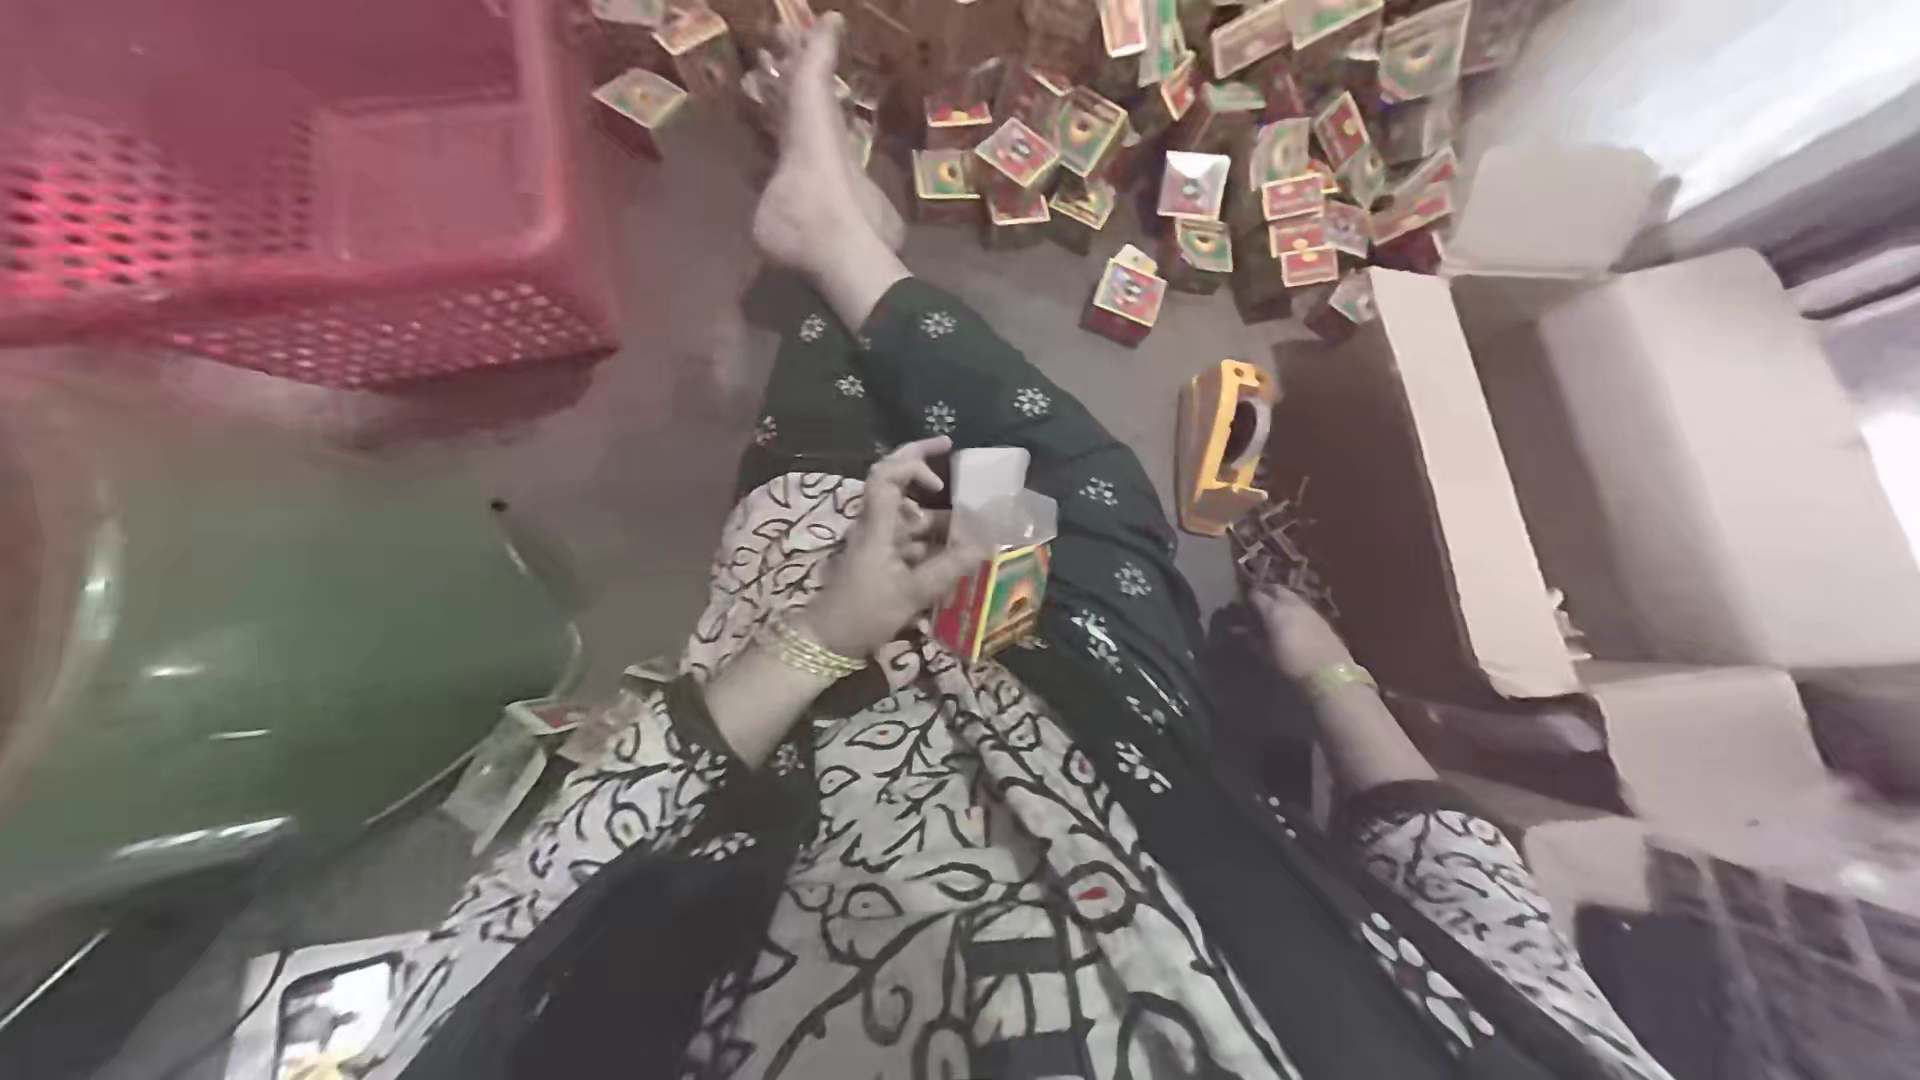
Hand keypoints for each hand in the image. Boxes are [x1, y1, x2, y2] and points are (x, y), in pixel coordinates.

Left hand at [797, 437, 985, 656]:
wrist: (828, 640)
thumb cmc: (863, 611)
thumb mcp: (911, 592)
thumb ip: (948, 568)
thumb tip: (985, 546)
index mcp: (877, 524)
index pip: (888, 474)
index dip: (915, 456)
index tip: (946, 450)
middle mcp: (877, 526)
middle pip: (901, 491)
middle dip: (931, 481)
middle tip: (963, 477)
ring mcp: (879, 544)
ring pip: (913, 522)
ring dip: (941, 524)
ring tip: (975, 533)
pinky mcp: (883, 561)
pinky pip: (912, 544)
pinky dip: (934, 546)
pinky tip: (958, 558)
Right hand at [1248, 584, 1353, 681]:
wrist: (1329, 673)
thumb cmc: (1291, 664)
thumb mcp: (1265, 652)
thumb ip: (1252, 637)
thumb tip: (1239, 629)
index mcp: (1273, 610)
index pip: (1255, 595)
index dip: (1247, 599)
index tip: (1243, 607)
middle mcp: (1290, 604)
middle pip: (1275, 589)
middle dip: (1265, 592)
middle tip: (1258, 602)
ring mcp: (1308, 608)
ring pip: (1291, 595)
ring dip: (1280, 598)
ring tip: (1274, 609)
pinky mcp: (1321, 617)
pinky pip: (1302, 605)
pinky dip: (1293, 606)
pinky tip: (1292, 618)